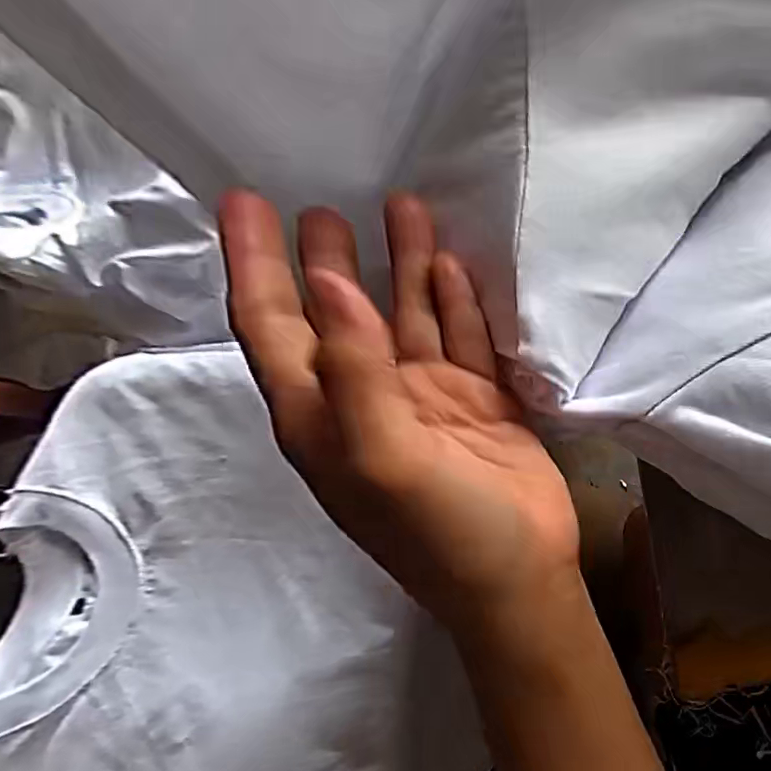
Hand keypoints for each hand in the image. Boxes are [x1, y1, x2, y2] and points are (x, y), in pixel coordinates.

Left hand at [220, 190, 578, 630]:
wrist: (521, 570)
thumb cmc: (441, 529)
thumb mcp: (380, 458)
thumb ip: (354, 374)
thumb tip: (332, 286)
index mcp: (323, 415)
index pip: (274, 325)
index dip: (257, 264)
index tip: (250, 201)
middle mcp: (373, 398)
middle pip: (344, 313)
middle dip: (332, 258)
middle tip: (334, 203)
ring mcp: (434, 400)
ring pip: (413, 320)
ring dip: (408, 270)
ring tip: (410, 212)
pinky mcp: (487, 404)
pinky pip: (468, 343)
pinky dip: (462, 307)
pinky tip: (457, 272)